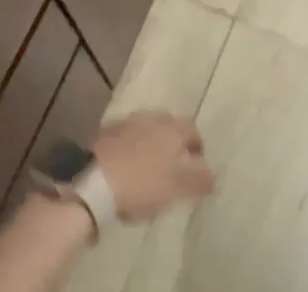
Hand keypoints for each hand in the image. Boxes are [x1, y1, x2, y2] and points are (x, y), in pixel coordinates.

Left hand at [91, 110, 213, 221]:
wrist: (94, 180)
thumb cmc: (141, 184)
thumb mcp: (175, 189)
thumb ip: (198, 181)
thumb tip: (214, 176)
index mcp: (171, 130)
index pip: (191, 129)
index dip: (196, 144)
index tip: (197, 160)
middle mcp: (151, 119)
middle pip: (168, 124)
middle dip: (174, 140)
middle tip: (175, 160)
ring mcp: (126, 122)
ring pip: (146, 127)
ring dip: (151, 141)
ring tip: (150, 162)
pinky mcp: (106, 131)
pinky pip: (126, 135)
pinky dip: (131, 144)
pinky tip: (127, 161)